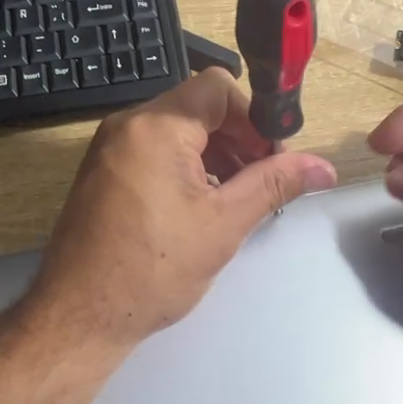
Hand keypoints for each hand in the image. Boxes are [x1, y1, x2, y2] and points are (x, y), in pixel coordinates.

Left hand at [28, 68, 337, 349]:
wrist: (79, 315)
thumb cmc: (151, 270)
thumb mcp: (223, 225)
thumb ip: (273, 185)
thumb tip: (323, 167)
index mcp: (155, 127)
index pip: (218, 88)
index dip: (254, 117)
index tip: (274, 157)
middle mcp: (127, 125)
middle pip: (197, 106)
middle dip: (237, 137)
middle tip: (263, 181)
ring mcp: (110, 147)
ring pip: (176, 129)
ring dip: (214, 153)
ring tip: (236, 198)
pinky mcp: (103, 170)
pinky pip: (153, 149)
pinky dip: (185, 165)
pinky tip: (202, 204)